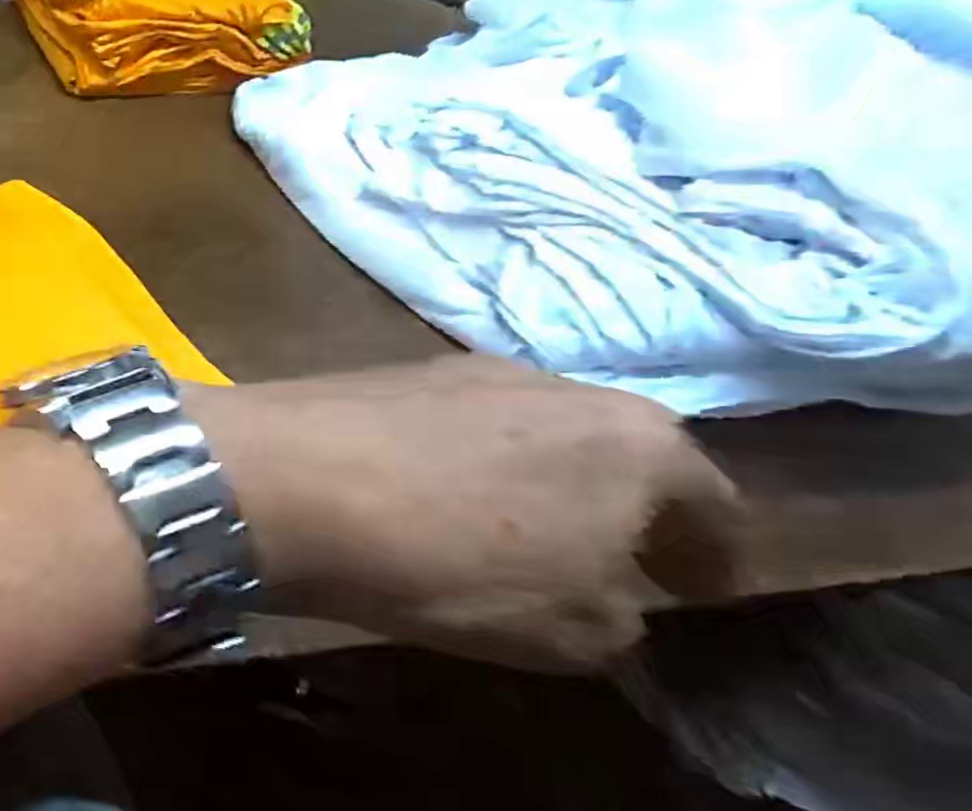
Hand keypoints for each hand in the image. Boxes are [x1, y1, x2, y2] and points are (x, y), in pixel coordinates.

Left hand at [187, 356, 741, 671]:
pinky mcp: (387, 370)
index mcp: (632, 438)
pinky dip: (462, 456)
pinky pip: (450, 422)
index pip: (707, 498)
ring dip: (532, 473)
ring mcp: (457, 368)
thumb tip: (607, 592)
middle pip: (609, 447)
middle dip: (618, 502)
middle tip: (611, 553)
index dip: (709, 551)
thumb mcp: (562, 628)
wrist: (286, 475)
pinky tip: (434, 488)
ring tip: (515, 522)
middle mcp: (549, 382)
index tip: (698, 588)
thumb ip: (612, 613)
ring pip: (525, 428)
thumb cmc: (442, 557)